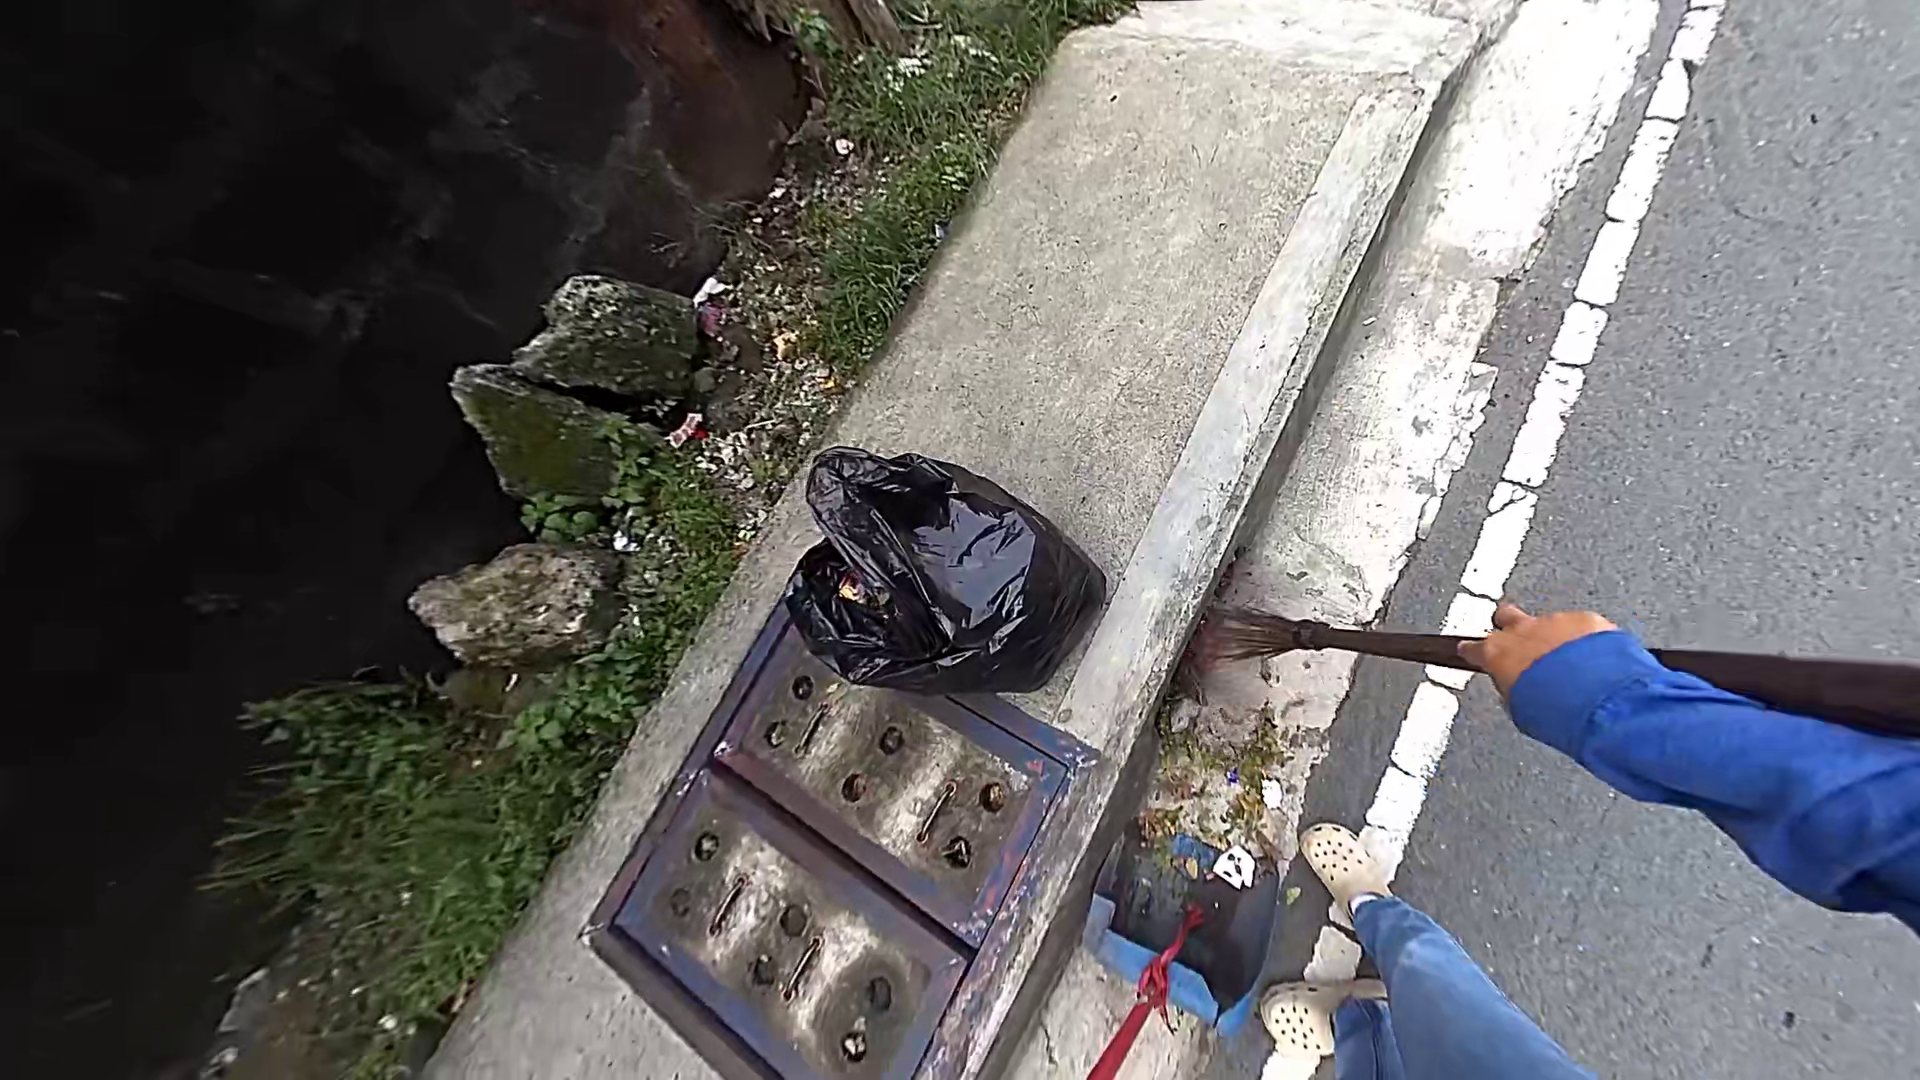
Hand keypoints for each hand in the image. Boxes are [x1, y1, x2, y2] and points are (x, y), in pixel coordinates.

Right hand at [1458, 602, 1616, 694]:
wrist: (1599, 697)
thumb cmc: (1555, 706)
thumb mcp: (1517, 708)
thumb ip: (1510, 688)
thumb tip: (1516, 690)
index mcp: (1493, 652)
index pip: (1471, 648)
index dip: (1474, 652)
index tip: (1477, 655)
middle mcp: (1517, 632)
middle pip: (1505, 617)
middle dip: (1511, 625)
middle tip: (1524, 642)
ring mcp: (1551, 623)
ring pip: (1549, 622)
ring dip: (1557, 638)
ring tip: (1575, 660)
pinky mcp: (1586, 621)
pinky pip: (1585, 625)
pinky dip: (1591, 638)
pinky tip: (1602, 656)